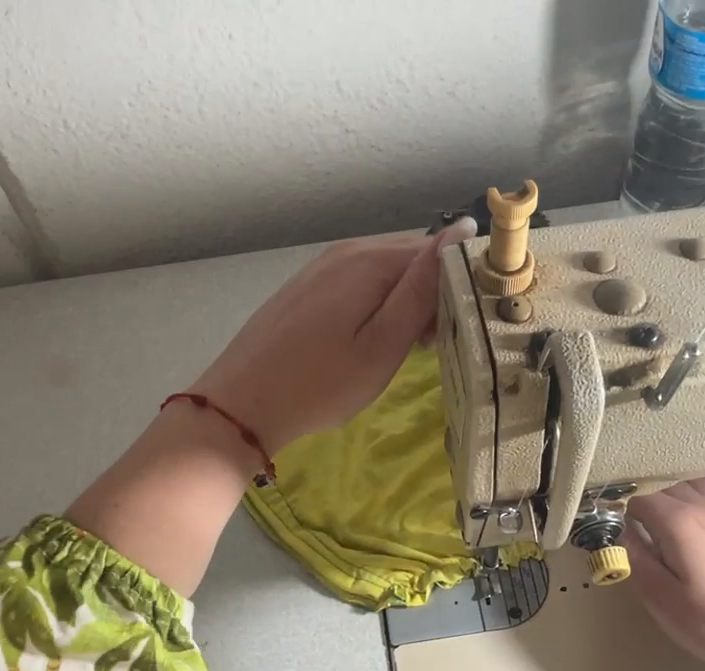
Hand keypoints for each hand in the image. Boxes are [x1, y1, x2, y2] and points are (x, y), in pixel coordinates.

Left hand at [187, 218, 478, 451]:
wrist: (243, 404)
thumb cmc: (321, 384)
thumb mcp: (383, 344)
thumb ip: (422, 288)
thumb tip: (461, 231)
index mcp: (371, 260)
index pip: (438, 252)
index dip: (457, 287)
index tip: (458, 329)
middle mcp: (348, 251)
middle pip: (412, 260)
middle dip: (431, 296)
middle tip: (429, 347)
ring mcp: (322, 267)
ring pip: (385, 275)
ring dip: (404, 306)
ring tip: (401, 350)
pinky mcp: (307, 288)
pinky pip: (359, 285)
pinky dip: (375, 309)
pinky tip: (367, 343)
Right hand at [624, 477, 704, 670]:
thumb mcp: (660, 598)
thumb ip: (635, 558)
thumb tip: (621, 532)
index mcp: (679, 523)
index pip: (640, 500)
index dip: (622, 514)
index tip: (615, 535)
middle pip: (667, 488)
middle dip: (646, 505)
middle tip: (635, 536)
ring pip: (697, 485)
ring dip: (675, 494)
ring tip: (663, 521)